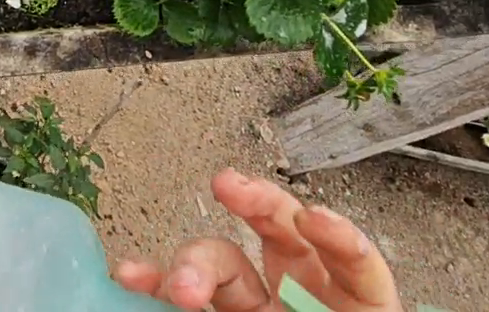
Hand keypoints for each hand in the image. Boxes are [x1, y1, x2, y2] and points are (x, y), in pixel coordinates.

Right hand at [113, 169, 401, 311]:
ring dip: (195, 262)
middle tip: (227, 188)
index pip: (357, 267)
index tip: (313, 222)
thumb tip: (260, 305)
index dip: (341, 238)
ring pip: (222, 262)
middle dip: (254, 201)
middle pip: (281, 232)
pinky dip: (154, 279)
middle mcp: (303, 303)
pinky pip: (179, 294)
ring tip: (178, 287)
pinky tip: (132, 277)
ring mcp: (254, 310)